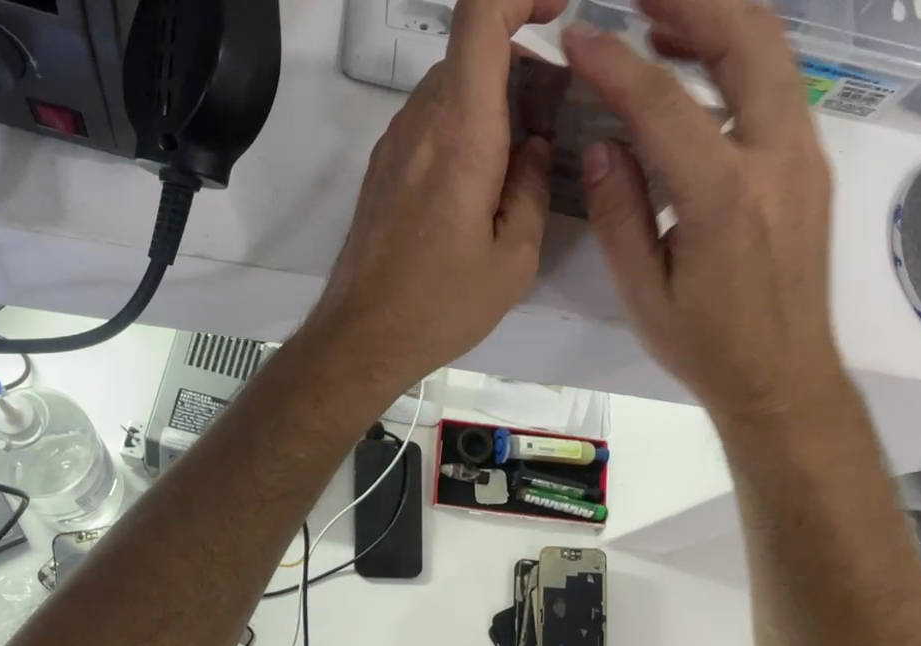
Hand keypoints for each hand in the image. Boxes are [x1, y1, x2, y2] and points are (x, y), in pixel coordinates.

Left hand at [302, 0, 567, 389]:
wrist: (362, 338)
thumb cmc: (440, 305)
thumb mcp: (514, 258)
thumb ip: (532, 187)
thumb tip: (533, 146)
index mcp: (461, 132)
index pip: (480, 14)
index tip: (558, 9)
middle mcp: (421, 122)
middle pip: (471, 52)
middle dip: (522, 65)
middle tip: (557, 115)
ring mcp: (395, 144)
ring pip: (450, 87)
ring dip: (493, 99)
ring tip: (523, 157)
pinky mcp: (382, 169)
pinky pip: (429, 122)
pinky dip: (464, 126)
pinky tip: (483, 181)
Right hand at [563, 1, 844, 421]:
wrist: (784, 377)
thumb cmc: (706, 347)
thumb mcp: (643, 293)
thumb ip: (619, 215)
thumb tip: (602, 144)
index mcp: (724, 199)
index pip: (664, 105)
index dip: (615, 64)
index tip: (578, 36)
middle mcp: (777, 161)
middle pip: (749, 42)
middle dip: (695, 0)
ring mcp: (805, 158)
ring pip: (774, 56)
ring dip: (720, 23)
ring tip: (662, 17)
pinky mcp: (812, 167)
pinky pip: (778, 89)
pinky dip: (738, 61)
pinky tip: (699, 72)